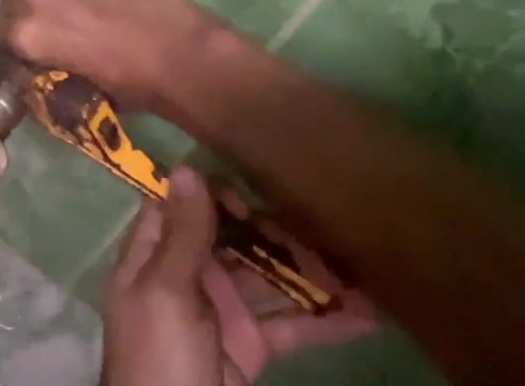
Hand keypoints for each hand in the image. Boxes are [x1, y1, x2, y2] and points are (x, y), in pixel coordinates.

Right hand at [0, 0, 226, 111]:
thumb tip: (28, 69)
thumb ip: (40, 70)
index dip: (5, 45)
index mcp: (25, 36)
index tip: (19, 52)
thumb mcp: (73, 89)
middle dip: (18, 17)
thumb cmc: (129, 83)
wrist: (178, 51)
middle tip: (43, 29)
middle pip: (6, 2)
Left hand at [102, 168, 377, 385]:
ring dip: (308, 274)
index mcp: (155, 256)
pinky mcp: (250, 347)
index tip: (250, 193)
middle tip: (325, 231)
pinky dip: (325, 322)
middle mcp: (187, 275)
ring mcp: (220, 311)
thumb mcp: (167, 292)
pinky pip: (289, 325)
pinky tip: (370, 316)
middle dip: (274, 233)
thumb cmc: (159, 357)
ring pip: (266, 279)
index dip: (211, 195)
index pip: (180, 209)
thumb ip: (183, 234)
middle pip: (230, 239)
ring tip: (360, 266)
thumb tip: (186, 168)